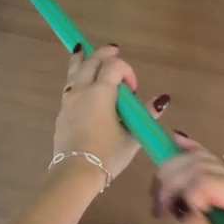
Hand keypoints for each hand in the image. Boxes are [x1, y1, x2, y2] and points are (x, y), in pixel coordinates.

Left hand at [53, 44, 165, 181]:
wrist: (75, 173)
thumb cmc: (107, 155)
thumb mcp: (131, 137)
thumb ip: (145, 115)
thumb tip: (161, 100)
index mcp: (101, 92)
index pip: (114, 66)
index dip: (127, 71)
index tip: (132, 90)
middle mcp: (82, 90)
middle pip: (92, 60)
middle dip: (104, 54)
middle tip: (114, 51)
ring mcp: (69, 99)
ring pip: (75, 69)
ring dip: (83, 58)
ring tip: (83, 50)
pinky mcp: (62, 111)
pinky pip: (69, 85)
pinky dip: (76, 76)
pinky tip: (80, 81)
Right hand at [152, 135, 223, 223]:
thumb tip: (180, 205)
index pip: (207, 181)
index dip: (181, 193)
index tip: (165, 216)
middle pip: (201, 166)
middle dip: (172, 182)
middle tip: (158, 208)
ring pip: (200, 160)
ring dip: (173, 174)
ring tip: (162, 201)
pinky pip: (208, 159)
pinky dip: (188, 153)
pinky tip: (174, 144)